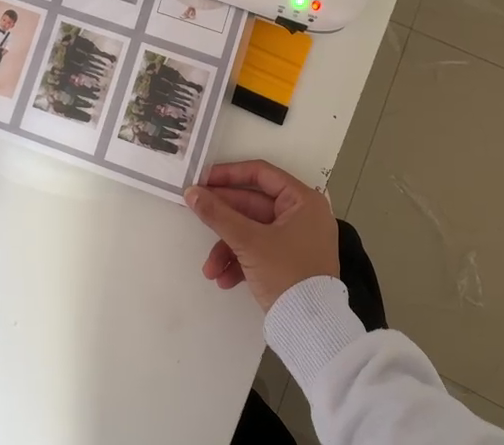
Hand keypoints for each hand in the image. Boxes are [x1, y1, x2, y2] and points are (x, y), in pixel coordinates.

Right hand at [185, 160, 339, 311]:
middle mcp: (303, 215)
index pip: (261, 174)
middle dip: (223, 220)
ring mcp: (296, 240)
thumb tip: (191, 192)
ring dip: (227, 247)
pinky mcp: (289, 262)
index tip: (203, 180)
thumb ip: (218, 214)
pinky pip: (260, 251)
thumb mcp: (249, 242)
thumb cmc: (286, 273)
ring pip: (252, 231)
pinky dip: (241, 262)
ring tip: (210, 269)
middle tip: (196, 215)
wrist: (312, 330)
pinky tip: (224, 280)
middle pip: (253, 205)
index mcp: (303, 200)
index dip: (229, 175)